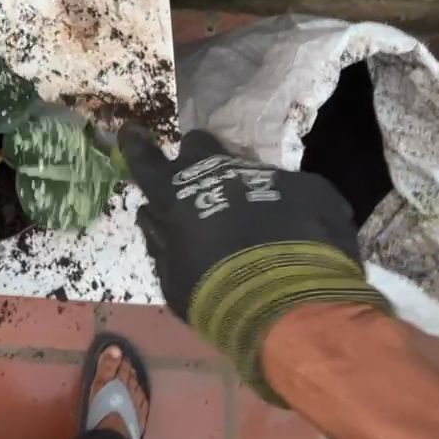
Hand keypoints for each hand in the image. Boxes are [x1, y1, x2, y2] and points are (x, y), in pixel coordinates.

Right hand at [120, 126, 388, 402]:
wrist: (293, 307)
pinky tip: (303, 237)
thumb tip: (152, 216)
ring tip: (264, 229)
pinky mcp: (307, 185)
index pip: (145, 158)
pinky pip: (292, 188)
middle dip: (198, 158)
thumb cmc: (218, 297)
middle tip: (207, 187)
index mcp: (174, 193)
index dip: (135, 144)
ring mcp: (263, 173)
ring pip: (246, 168)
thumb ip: (161, 243)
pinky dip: (291, 207)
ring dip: (246, 190)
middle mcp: (214, 170)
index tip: (131, 131)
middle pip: (198, 144)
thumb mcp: (174, 281)